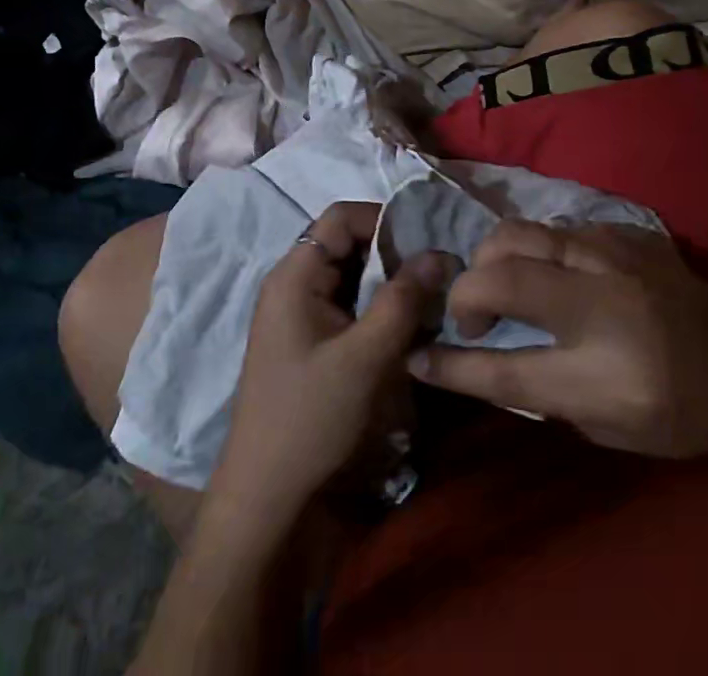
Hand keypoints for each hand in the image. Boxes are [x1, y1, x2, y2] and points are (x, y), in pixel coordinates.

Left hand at [210, 202, 454, 517]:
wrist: (268, 490)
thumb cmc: (310, 417)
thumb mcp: (365, 356)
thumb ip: (402, 300)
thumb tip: (438, 254)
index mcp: (295, 276)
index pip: (342, 217)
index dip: (385, 220)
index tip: (429, 243)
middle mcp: (294, 284)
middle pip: (349, 243)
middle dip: (396, 252)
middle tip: (440, 273)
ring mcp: (302, 313)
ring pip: (354, 276)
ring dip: (392, 282)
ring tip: (433, 298)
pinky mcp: (312, 338)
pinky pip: (351, 305)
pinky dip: (381, 307)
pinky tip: (411, 325)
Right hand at [408, 220, 707, 457]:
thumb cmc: (684, 411)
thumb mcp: (608, 429)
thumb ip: (539, 394)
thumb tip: (476, 362)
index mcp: (598, 371)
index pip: (499, 366)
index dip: (449, 362)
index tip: (417, 356)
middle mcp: (599, 303)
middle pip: (498, 273)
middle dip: (465, 292)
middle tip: (475, 318)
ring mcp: (612, 256)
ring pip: (519, 233)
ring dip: (494, 261)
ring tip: (504, 287)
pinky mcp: (625, 232)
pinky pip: (556, 228)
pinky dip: (536, 249)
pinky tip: (551, 272)